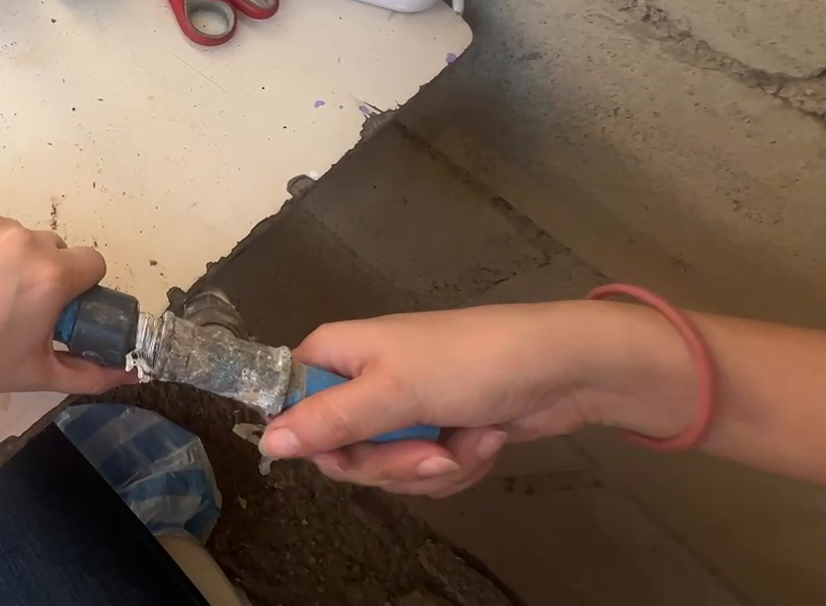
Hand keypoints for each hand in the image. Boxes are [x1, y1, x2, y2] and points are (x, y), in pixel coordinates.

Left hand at [0, 200, 134, 414]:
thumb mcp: (32, 373)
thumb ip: (90, 373)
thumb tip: (130, 375)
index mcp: (51, 275)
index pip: (91, 262)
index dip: (78, 285)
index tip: (54, 305)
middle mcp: (23, 238)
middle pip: (50, 247)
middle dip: (39, 271)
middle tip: (6, 304)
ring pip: (11, 234)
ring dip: (2, 256)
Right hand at [262, 302, 698, 497]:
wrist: (558, 369)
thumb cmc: (462, 363)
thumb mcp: (391, 394)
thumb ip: (328, 421)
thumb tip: (267, 442)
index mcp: (331, 356)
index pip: (290, 408)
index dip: (314, 440)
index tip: (349, 453)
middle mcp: (354, 380)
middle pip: (341, 449)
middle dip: (393, 463)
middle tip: (431, 453)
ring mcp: (394, 408)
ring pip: (384, 466)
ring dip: (433, 467)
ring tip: (470, 440)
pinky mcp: (430, 430)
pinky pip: (420, 469)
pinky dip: (455, 465)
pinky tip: (483, 441)